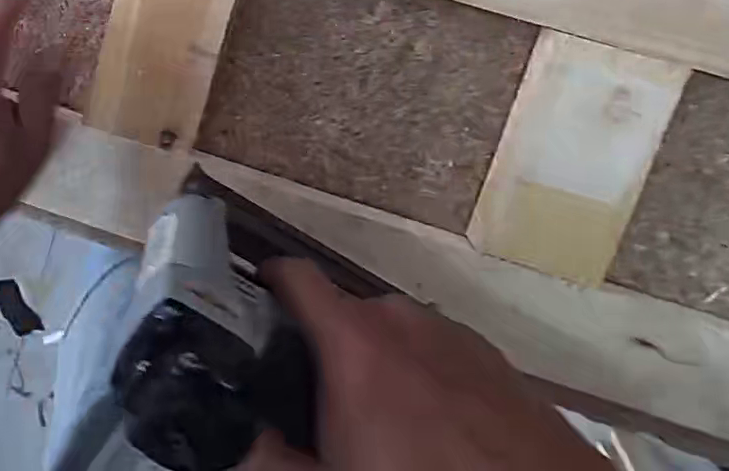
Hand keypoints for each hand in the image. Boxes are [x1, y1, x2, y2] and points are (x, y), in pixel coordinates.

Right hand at [244, 259, 608, 470]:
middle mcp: (398, 319)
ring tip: (387, 430)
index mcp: (353, 342)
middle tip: (320, 410)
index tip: (254, 295)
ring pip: (392, 336)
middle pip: (344, 316)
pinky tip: (440, 434)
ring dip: (378, 367)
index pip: (296, 276)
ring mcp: (448, 331)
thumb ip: (272, 460)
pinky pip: (436, 352)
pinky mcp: (488, 354)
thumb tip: (240, 439)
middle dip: (326, 353)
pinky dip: (423, 376)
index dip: (269, 278)